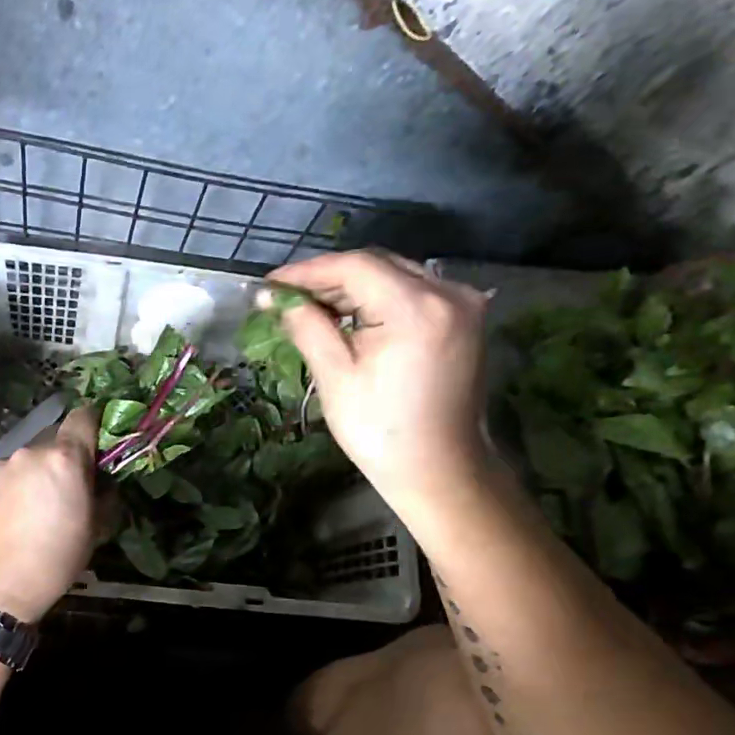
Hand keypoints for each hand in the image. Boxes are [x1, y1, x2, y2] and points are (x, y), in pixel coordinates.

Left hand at [0, 406, 99, 622]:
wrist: (0, 584)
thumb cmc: (57, 558)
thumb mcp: (96, 528)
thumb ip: (103, 493)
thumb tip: (102, 480)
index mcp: (66, 459)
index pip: (83, 417)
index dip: (93, 424)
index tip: (96, 442)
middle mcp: (32, 452)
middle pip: (56, 442)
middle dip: (65, 459)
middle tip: (68, 489)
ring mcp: (4, 464)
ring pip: (30, 459)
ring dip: (38, 472)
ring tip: (37, 506)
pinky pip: (9, 473)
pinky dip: (17, 484)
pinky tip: (15, 512)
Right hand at [266, 250, 490, 502]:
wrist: (439, 469)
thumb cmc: (381, 430)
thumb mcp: (335, 376)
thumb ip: (306, 326)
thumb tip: (272, 296)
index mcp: (416, 308)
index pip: (354, 266)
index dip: (307, 271)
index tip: (270, 285)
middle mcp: (447, 293)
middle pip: (376, 264)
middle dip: (328, 277)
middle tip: (286, 298)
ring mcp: (462, 304)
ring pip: (395, 275)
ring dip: (351, 286)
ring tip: (311, 308)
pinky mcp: (463, 319)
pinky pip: (412, 292)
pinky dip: (377, 298)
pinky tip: (349, 316)